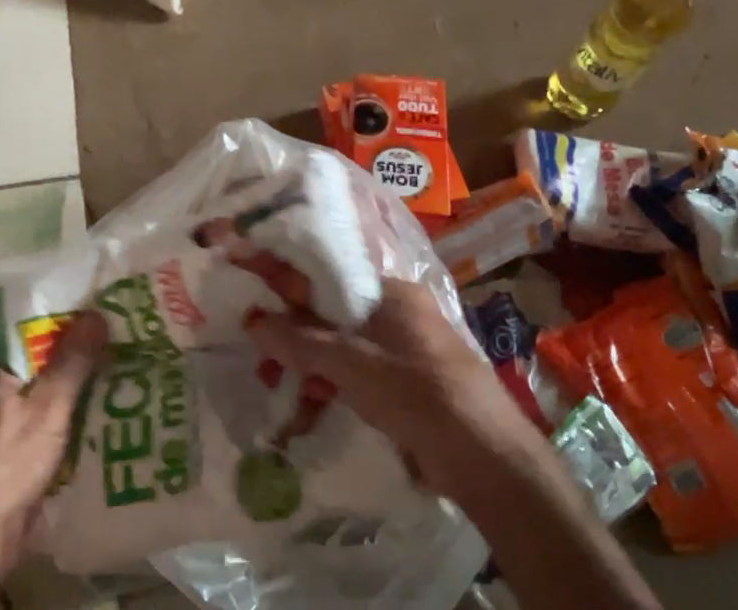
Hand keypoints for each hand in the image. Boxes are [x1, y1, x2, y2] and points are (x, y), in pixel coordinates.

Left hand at [0, 313, 107, 609]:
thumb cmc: (8, 464)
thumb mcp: (49, 408)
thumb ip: (72, 362)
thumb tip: (96, 312)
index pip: (35, 337)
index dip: (71, 332)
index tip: (107, 330)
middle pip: (40, 372)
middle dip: (77, 370)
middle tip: (122, 362)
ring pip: (42, 406)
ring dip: (74, 405)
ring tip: (120, 394)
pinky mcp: (2, 463)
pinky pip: (40, 436)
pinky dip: (64, 434)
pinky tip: (95, 435)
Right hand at [245, 277, 532, 501]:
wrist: (485, 458)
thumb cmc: (416, 392)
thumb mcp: (350, 362)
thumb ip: (299, 340)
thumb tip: (252, 321)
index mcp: (392, 292)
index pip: (330, 278)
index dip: (290, 287)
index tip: (256, 301)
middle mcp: (399, 315)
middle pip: (332, 317)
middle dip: (295, 339)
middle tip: (264, 361)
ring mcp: (405, 353)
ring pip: (342, 351)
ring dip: (309, 369)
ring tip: (279, 389)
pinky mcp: (408, 389)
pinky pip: (357, 379)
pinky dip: (333, 389)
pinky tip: (310, 410)